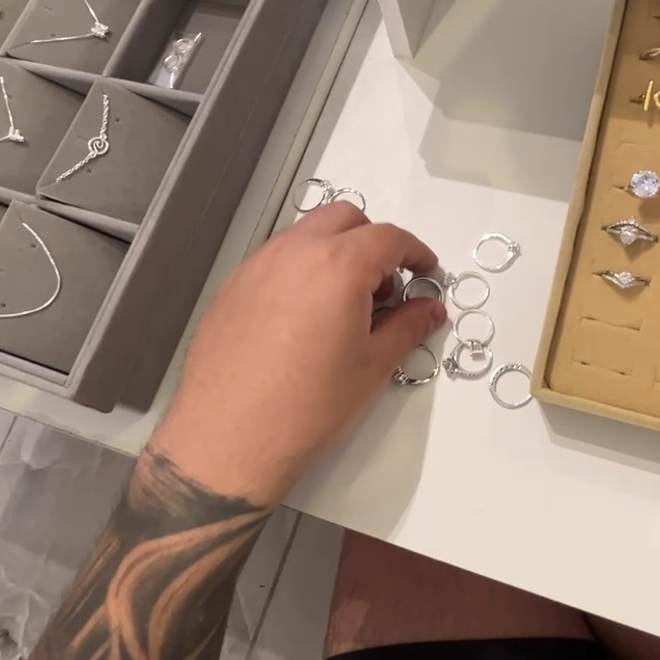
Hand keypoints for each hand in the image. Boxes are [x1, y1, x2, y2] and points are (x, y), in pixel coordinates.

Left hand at [156, 202, 447, 506]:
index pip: (388, 238)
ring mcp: (257, 266)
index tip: (427, 272)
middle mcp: (294, 252)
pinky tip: (305, 317)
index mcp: (336, 266)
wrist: (228, 440)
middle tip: (387, 287)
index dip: (416, 252)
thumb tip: (431, 309)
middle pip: (345, 219)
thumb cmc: (308, 407)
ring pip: (307, 234)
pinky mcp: (233, 287)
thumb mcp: (371, 367)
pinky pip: (277, 260)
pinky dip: (302, 269)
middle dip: (374, 241)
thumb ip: (407, 327)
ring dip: (336, 251)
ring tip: (345, 304)